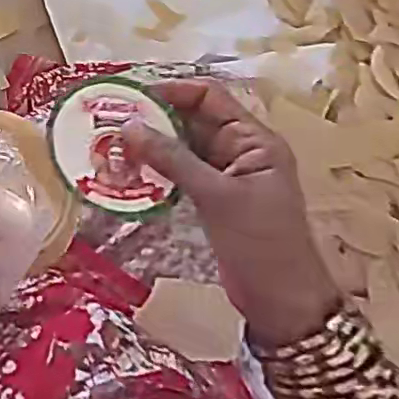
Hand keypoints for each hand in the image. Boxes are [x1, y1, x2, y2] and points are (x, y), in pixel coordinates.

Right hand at [122, 79, 341, 346]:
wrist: (284, 307)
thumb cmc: (261, 244)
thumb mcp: (216, 196)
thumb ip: (173, 159)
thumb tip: (129, 126)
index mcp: (254, 140)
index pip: (210, 98)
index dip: (173, 91)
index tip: (135, 96)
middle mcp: (241, 150)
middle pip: (194, 120)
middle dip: (156, 118)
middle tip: (114, 120)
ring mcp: (226, 175)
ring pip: (184, 146)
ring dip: (153, 144)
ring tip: (115, 143)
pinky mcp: (214, 198)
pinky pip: (181, 171)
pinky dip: (158, 168)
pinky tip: (131, 170)